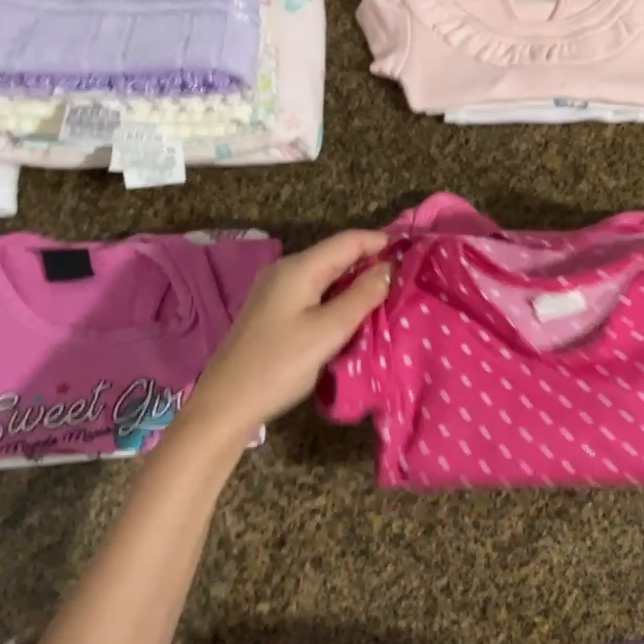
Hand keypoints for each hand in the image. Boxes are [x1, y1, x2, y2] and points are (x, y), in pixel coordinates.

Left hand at [186, 231, 391, 435]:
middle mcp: (286, 271)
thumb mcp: (329, 330)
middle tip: (411, 276)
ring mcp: (278, 291)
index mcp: (299, 268)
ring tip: (393, 294)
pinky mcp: (276, 311)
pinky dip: (341, 296)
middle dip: (374, 261)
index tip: (416, 251)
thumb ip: (362, 296)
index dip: (383, 241)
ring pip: (328, 275)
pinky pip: (317, 292)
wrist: (227, 403)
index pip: (349, 240)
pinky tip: (358, 313)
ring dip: (359, 281)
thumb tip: (390, 268)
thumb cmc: (280, 364)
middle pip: (338, 255)